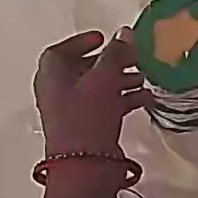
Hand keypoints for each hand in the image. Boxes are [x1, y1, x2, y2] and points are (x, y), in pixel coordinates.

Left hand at [35, 30, 151, 156]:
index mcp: (52, 76)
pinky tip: (146, 97)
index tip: (103, 38)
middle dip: (109, 60)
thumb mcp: (104, 78)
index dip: (81, 42)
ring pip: (98, 87)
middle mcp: (59, 92)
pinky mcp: (89, 127)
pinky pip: (107, 105)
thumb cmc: (88, 115)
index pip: (61, 50)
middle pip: (83, 68)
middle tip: (131, 55)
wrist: (87, 164)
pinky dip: (125, 98)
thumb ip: (115, 53)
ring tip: (143, 76)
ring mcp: (73, 111)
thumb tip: (124, 33)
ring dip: (121, 78)